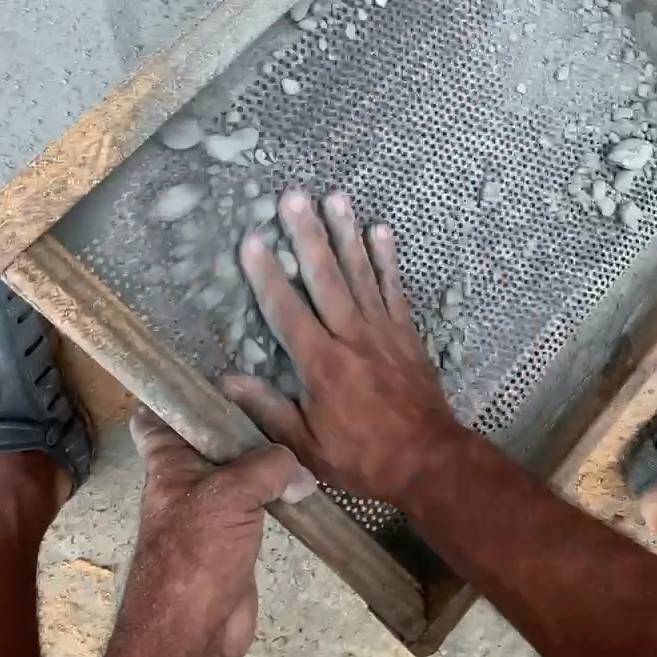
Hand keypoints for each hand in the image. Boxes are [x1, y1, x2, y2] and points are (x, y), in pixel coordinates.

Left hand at [88, 409, 315, 656]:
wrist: (195, 631)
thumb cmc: (196, 552)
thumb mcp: (231, 493)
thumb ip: (270, 468)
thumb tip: (302, 473)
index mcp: (169, 462)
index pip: (158, 418)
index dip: (176, 394)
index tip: (210, 372)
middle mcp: (188, 480)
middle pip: (213, 438)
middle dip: (241, 419)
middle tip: (277, 392)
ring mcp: (212, 508)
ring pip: (240, 468)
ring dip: (266, 457)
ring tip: (300, 429)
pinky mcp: (237, 534)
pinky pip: (260, 500)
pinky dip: (280, 490)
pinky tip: (306, 480)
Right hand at [224, 190, 467, 504]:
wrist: (428, 459)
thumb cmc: (362, 457)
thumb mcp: (306, 446)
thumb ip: (268, 409)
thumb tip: (227, 380)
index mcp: (321, 363)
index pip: (286, 310)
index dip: (267, 274)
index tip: (251, 240)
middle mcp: (350, 335)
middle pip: (325, 276)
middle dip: (307, 234)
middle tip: (293, 197)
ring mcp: (381, 329)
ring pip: (360, 272)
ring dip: (346, 233)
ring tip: (335, 197)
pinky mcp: (404, 331)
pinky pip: (394, 288)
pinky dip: (387, 259)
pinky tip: (380, 229)